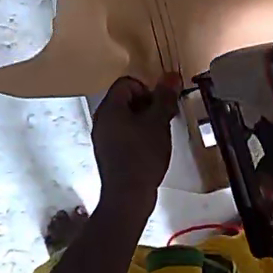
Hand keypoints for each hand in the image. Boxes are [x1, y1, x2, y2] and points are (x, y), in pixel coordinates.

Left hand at [90, 75, 178, 216]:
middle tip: (164, 117)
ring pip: (125, 117)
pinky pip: (123, 133)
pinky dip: (138, 134)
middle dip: (148, 104)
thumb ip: (164, 97)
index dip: (147, 88)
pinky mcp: (108, 153)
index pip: (127, 83)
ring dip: (145, 120)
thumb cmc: (142, 155)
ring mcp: (103, 138)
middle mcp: (101, 120)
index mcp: (110, 108)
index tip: (162, 104)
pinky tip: (151, 148)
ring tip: (160, 133)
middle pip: (125, 99)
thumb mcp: (158, 122)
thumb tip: (170, 76)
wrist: (128, 196)